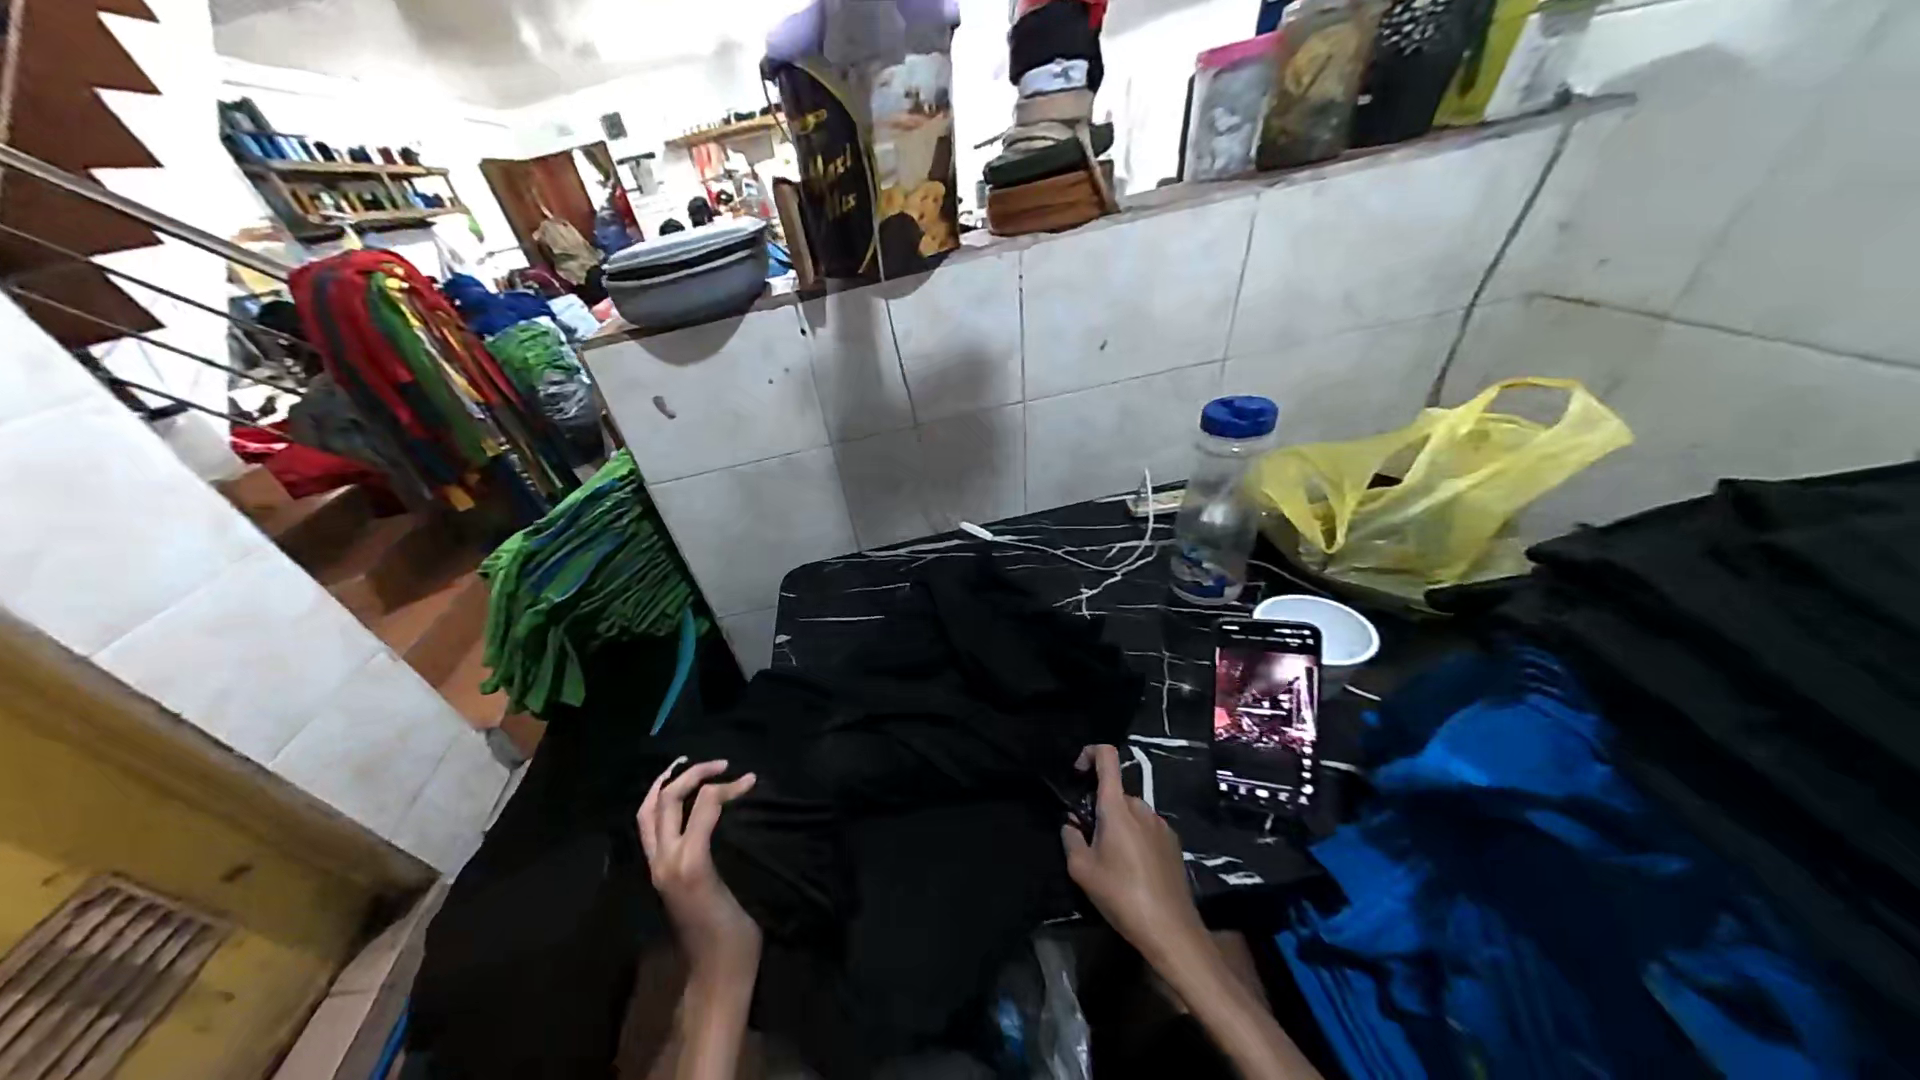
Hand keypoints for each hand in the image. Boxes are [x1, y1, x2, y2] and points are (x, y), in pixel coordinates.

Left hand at [638, 758, 761, 984]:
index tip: (752, 780)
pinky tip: (678, 800)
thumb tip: (741, 799)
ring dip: (664, 785)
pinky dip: (660, 806)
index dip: (729, 786)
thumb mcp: (745, 881)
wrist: (715, 972)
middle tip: (721, 764)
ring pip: (647, 814)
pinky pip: (650, 830)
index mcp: (688, 861)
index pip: (703, 803)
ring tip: (684, 766)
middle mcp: (664, 861)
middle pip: (666, 801)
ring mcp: (657, 868)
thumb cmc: (737, 931)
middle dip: (692, 774)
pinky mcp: (659, 875)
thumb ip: (737, 839)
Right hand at [1062, 745, 1322, 1078]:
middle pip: (1115, 793)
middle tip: (1087, 842)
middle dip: (1098, 810)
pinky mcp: (1173, 844)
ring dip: (1116, 828)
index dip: (1090, 753)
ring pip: (1130, 814)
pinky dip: (1133, 840)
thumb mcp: (1082, 870)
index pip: (1108, 757)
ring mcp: (1161, 825)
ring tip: (1109, 864)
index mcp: (1118, 807)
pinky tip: (1131, 873)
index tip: (1077, 773)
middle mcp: (1142, 808)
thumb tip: (1071, 825)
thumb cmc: (1122, 896)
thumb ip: (1070, 839)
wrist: (1171, 931)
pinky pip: (1145, 830)